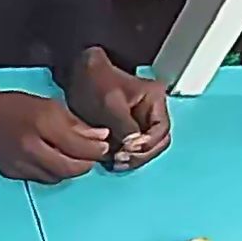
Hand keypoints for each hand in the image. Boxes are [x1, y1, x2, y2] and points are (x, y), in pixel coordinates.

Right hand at [0, 83, 109, 182]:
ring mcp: (22, 164)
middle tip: (92, 156)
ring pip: (56, 177)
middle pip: (69, 168)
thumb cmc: (15, 106)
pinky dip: (53, 172)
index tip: (103, 146)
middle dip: (85, 165)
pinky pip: (42, 178)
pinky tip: (55, 162)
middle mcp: (32, 148)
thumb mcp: (48, 105)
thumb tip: (99, 137)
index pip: (78, 146)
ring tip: (75, 159)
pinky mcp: (15, 173)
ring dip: (70, 170)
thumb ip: (74, 123)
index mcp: (43, 124)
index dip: (95, 150)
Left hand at [66, 47, 170, 171]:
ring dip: (131, 160)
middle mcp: (151, 113)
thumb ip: (124, 125)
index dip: (147, 145)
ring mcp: (139, 124)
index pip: (162, 131)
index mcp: (154, 100)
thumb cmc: (96, 84)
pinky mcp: (125, 133)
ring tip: (114, 162)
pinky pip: (130, 151)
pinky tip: (110, 160)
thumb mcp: (110, 105)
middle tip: (119, 160)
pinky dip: (122, 158)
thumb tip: (134, 145)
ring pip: (145, 150)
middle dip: (140, 155)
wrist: (79, 78)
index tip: (127, 150)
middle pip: (157, 143)